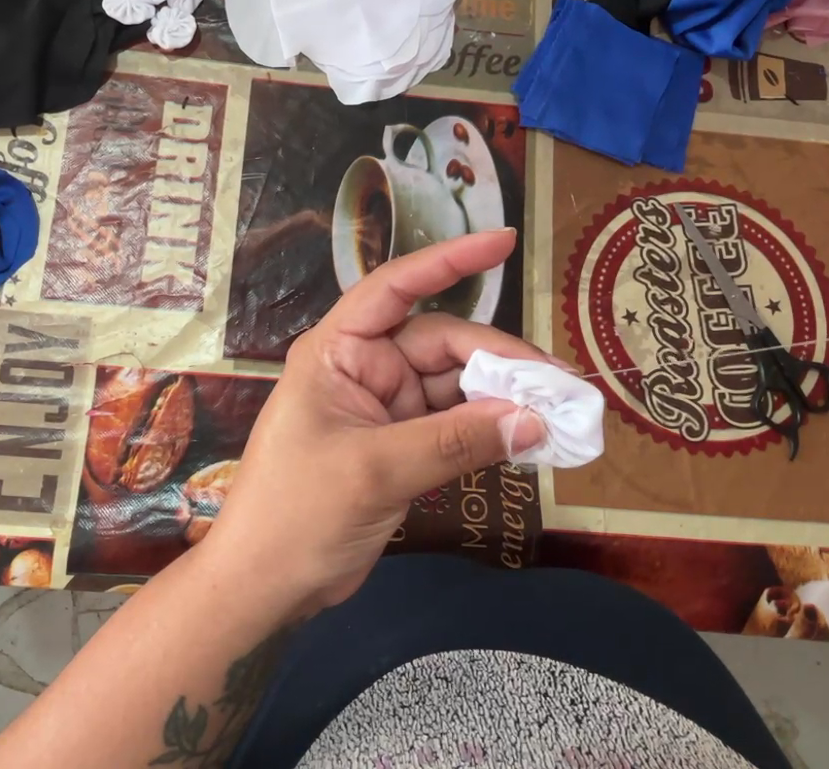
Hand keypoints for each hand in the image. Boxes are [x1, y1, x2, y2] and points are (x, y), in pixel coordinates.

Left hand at [200, 229, 552, 611]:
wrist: (265, 585)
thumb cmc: (296, 512)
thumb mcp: (374, 470)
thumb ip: (454, 442)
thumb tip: (535, 419)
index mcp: (339, 350)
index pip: (396, 287)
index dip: (450, 260)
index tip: (504, 242)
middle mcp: (365, 368)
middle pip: (444, 344)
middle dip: (501, 361)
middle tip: (563, 387)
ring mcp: (386, 408)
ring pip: (457, 386)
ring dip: (504, 398)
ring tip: (562, 413)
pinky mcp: (402, 446)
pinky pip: (456, 426)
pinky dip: (491, 431)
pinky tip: (531, 439)